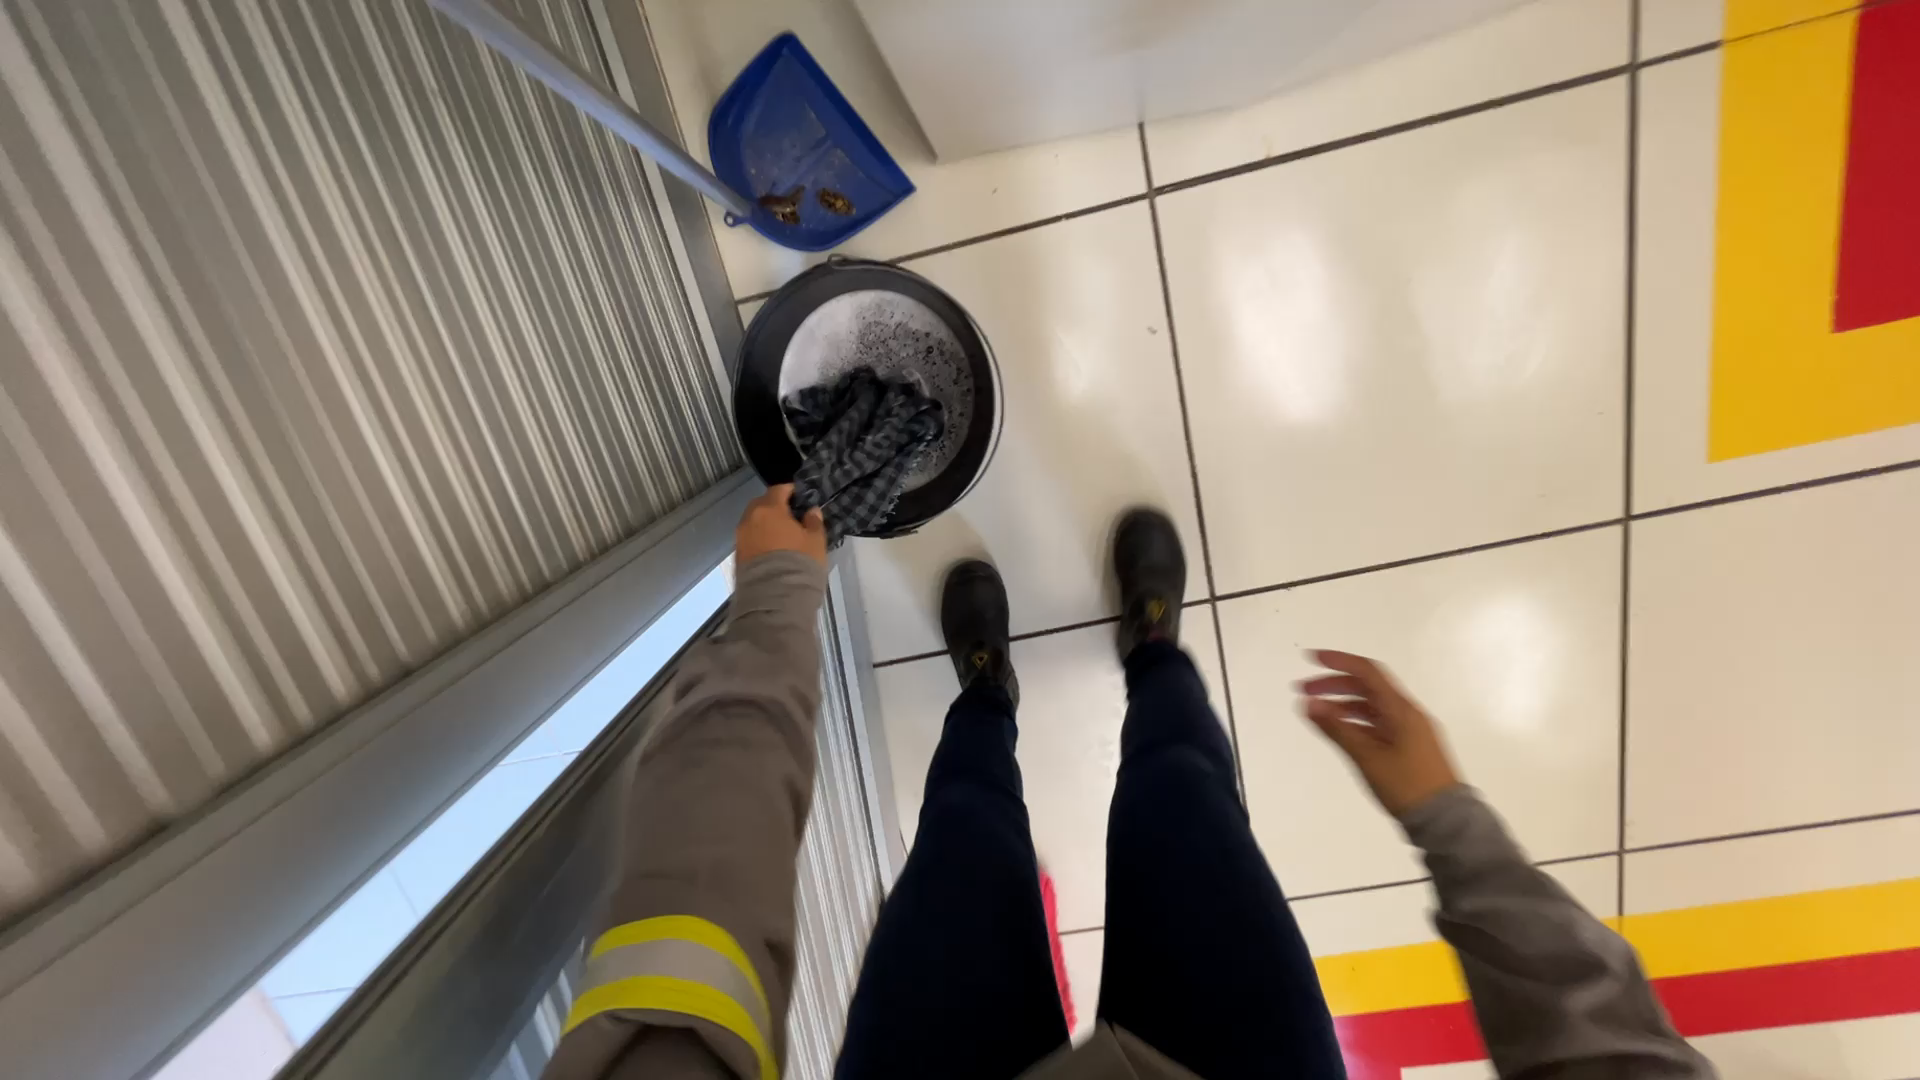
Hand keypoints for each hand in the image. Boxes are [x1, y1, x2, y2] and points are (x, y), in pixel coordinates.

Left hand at [736, 484, 826, 567]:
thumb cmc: (799, 563)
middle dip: (775, 507)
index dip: (791, 491)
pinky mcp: (738, 556)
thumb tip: (811, 511)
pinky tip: (773, 551)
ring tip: (782, 536)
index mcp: (769, 509)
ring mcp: (741, 538)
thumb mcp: (816, 541)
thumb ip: (813, 522)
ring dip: (766, 524)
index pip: (779, 489)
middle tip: (791, 517)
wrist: (774, 598)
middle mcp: (750, 519)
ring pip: (754, 522)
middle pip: (762, 504)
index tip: (801, 497)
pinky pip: (750, 539)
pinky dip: (760, 540)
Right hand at [1296, 649, 1459, 816]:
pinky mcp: (1407, 746)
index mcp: (1401, 710)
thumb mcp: (1367, 757)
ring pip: (1370, 706)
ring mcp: (1408, 730)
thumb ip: (1336, 729)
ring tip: (1316, 712)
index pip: (1368, 672)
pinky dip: (1353, 720)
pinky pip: (1375, 723)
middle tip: (1304, 691)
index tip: (1311, 659)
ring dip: (1341, 703)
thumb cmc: (1407, 785)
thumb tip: (1308, 703)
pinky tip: (1338, 730)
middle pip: (1366, 687)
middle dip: (1333, 684)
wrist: (1446, 822)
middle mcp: (1406, 714)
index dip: (1339, 661)